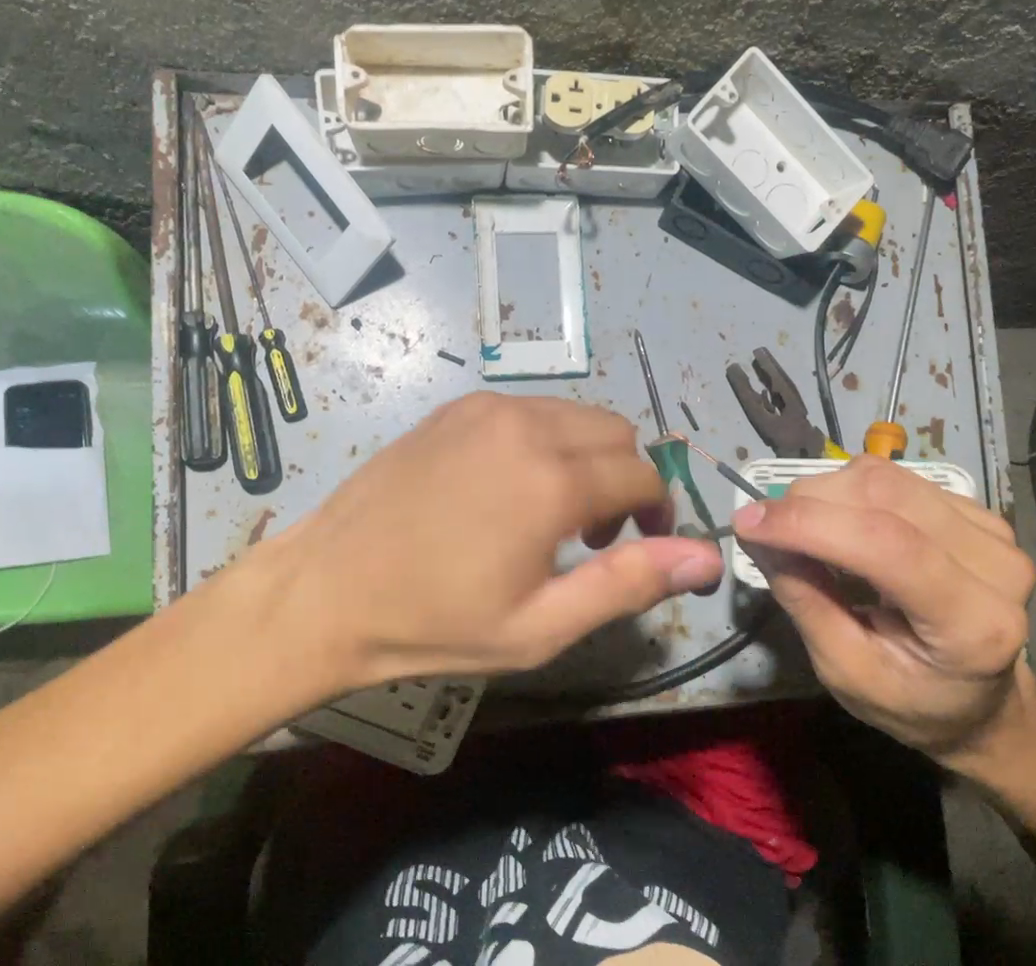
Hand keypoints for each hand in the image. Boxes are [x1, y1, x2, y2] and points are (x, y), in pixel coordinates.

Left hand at [218, 393, 723, 691]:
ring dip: (587, 457)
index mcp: (552, 479)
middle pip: (617, 432)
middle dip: (625, 480)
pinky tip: (508, 487)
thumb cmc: (435, 623)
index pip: (643, 474)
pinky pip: (529, 409)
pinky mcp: (454, 408)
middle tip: (592, 538)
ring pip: (575, 415)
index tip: (640, 547)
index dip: (657, 512)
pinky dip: (545, 440)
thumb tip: (708, 557)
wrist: (327, 590)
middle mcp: (526, 425)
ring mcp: (485, 408)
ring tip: (550, 515)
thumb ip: (628, 584)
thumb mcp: (540, 626)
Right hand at [730, 458, 1032, 761]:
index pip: (886, 546)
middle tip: (764, 526)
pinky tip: (840, 524)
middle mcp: (996, 566)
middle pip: (885, 497)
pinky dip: (850, 492)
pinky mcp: (979, 512)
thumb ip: (805, 601)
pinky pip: (899, 479)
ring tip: (800, 526)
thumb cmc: (912, 701)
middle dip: (808, 501)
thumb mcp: (846, 672)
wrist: (982, 704)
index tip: (746, 522)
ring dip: (825, 491)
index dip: (810, 524)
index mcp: (973, 624)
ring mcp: (993, 532)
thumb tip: (759, 537)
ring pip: (888, 477)